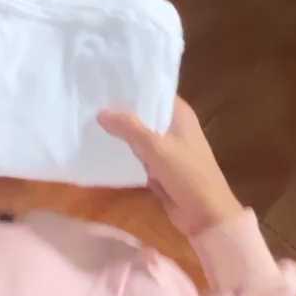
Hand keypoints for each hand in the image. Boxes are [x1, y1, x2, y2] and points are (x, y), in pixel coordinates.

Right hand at [99, 98, 243, 236]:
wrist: (205, 215)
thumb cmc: (187, 174)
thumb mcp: (156, 147)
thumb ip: (129, 127)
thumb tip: (101, 111)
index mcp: (180, 115)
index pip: (154, 91)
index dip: (133, 86)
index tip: (106, 81)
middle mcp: (174, 126)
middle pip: (145, 113)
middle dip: (121, 109)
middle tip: (91, 99)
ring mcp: (167, 148)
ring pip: (139, 134)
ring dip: (121, 131)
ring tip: (90, 119)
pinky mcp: (160, 167)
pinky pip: (139, 154)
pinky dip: (125, 151)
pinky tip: (102, 146)